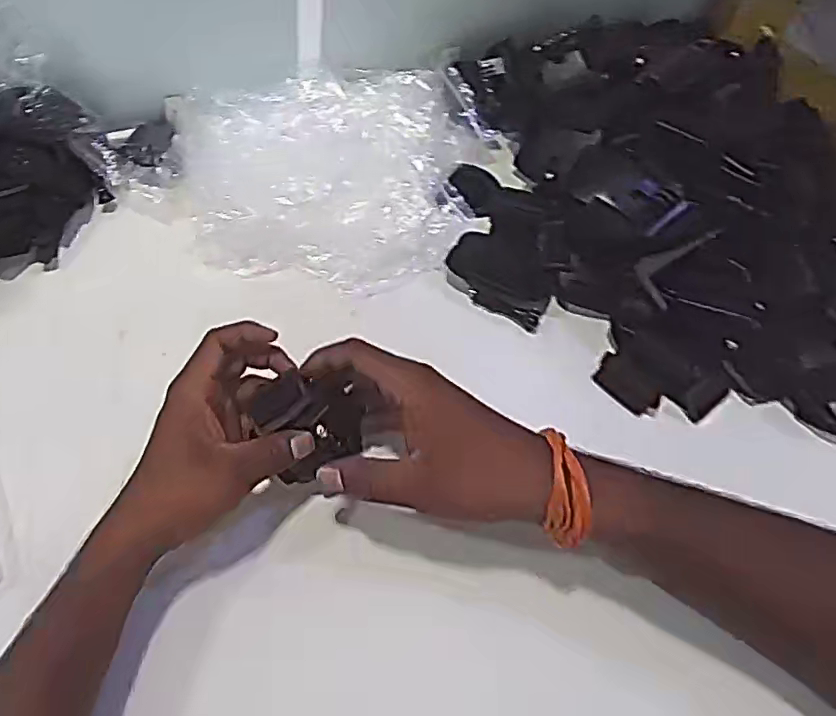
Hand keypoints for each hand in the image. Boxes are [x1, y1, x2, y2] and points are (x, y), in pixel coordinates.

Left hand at [105, 322, 317, 555]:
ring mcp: (205, 419)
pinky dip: (261, 418)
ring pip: (240, 391)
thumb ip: (273, 451)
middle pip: (233, 363)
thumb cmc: (173, 492)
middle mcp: (198, 398)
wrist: (148, 526)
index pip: (219, 343)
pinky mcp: (212, 440)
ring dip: (267, 393)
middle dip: (265, 361)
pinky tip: (283, 433)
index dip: (247, 333)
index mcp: (193, 390)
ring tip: (295, 405)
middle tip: (294, 375)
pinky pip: (241, 417)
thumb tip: (302, 439)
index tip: (275, 339)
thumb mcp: (232, 470)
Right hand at [303, 338, 550, 523]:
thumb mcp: (418, 483)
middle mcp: (415, 381)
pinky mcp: (433, 412)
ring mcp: (425, 396)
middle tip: (301, 401)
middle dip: (328, 378)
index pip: (354, 353)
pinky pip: (388, 400)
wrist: (538, 481)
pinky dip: (365, 411)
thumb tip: (326, 473)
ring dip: (346, 396)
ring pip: (374, 383)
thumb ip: (365, 478)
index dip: (322, 359)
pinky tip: (352, 437)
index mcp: (409, 384)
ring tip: (319, 420)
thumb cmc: (484, 474)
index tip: (297, 377)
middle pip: (361, 364)